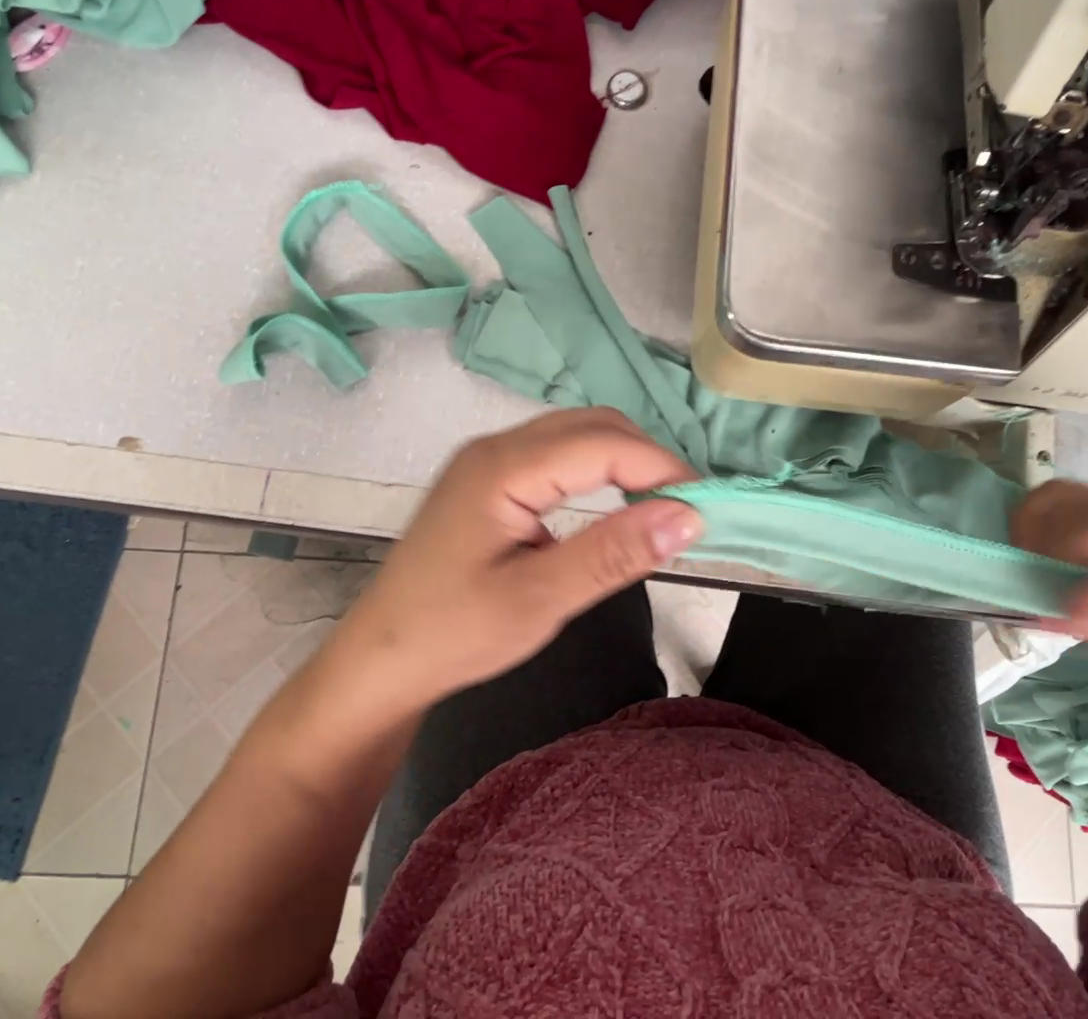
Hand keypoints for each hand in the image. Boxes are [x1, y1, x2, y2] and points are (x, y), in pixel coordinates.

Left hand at [325, 408, 702, 708]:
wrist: (381, 660)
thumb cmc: (453, 633)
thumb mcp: (539, 599)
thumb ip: (613, 553)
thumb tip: (688, 517)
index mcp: (502, 468)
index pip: (602, 444)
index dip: (661, 468)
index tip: (706, 507)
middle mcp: (494, 449)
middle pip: (590, 427)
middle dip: (646, 458)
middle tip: (685, 509)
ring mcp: (486, 463)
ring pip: (573, 437)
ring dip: (623, 462)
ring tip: (659, 508)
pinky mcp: (486, 483)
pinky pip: (554, 458)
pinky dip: (596, 473)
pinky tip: (612, 507)